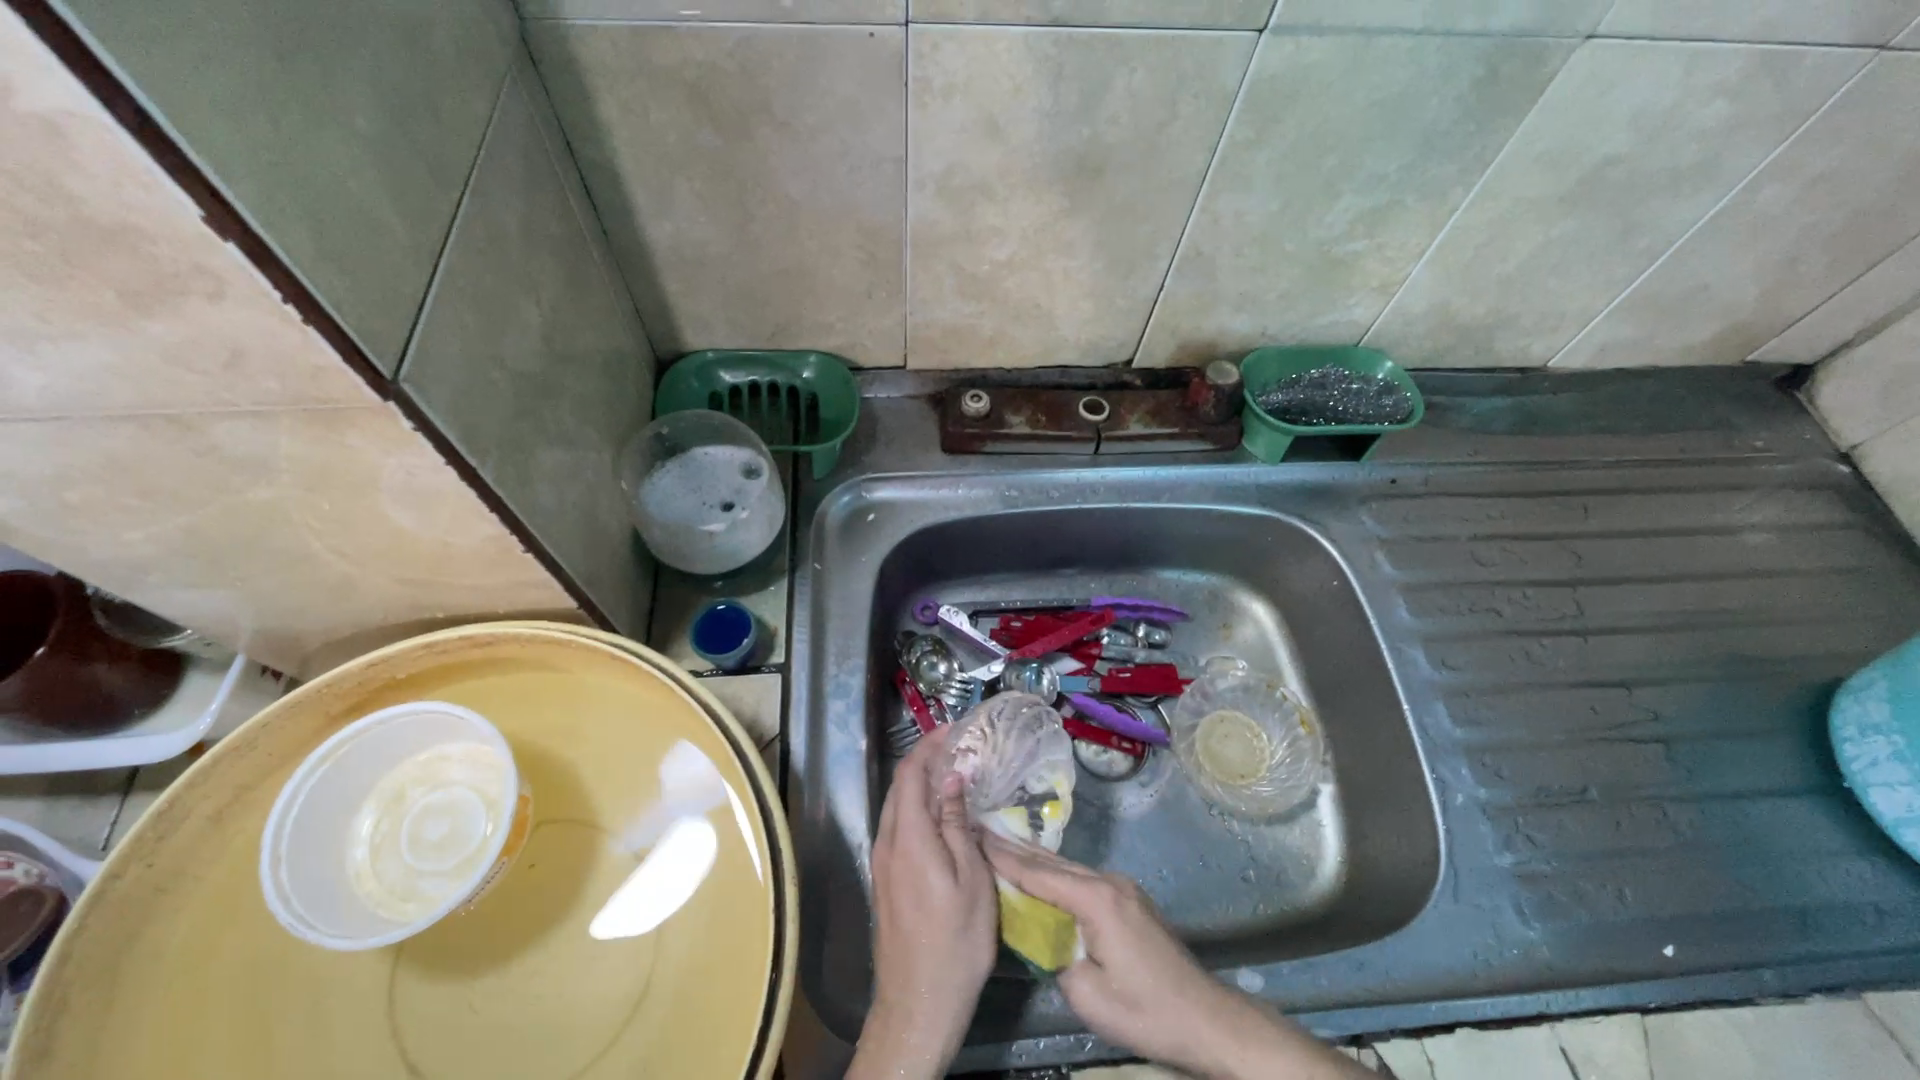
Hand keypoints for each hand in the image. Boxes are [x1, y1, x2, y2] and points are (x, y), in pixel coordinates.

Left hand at [847, 726, 997, 1079]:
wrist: (919, 1000)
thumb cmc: (956, 940)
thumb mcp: (971, 879)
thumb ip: (957, 825)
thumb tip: (953, 778)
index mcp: (908, 837)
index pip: (910, 774)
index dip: (929, 746)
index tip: (953, 729)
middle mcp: (886, 843)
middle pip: (899, 787)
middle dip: (925, 760)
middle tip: (959, 748)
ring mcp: (882, 863)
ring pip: (897, 807)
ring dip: (921, 784)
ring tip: (955, 775)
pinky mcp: (885, 880)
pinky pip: (898, 827)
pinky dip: (917, 808)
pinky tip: (941, 815)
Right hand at [984, 835, 1367, 1079]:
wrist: (1205, 1018)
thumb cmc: (1145, 1010)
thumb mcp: (1087, 993)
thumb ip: (1053, 955)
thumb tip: (1041, 937)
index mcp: (1096, 899)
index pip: (1038, 873)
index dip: (1003, 857)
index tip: (972, 835)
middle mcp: (1109, 882)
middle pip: (1052, 862)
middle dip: (1014, 848)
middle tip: (977, 830)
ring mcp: (1123, 888)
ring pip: (1068, 868)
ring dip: (1034, 859)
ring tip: (998, 845)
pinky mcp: (1129, 901)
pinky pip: (1082, 879)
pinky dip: (1054, 874)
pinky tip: (1038, 873)